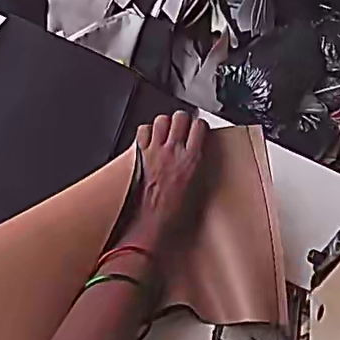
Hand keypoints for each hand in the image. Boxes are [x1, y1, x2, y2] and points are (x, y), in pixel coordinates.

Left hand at [117, 111, 208, 279]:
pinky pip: (142, 131)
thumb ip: (195, 166)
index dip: (199, 125)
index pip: (199, 127)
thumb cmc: (172, 212)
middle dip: (182, 119)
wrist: (149, 222)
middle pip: (180, 117)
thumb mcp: (195, 188)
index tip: (198, 129)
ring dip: (164, 123)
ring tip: (166, 132)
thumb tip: (196, 157)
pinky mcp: (140, 154)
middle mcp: (172, 151)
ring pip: (161, 120)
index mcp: (190, 160)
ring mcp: (155, 151)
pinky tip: (150, 139)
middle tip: (182, 127)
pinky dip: (146, 131)